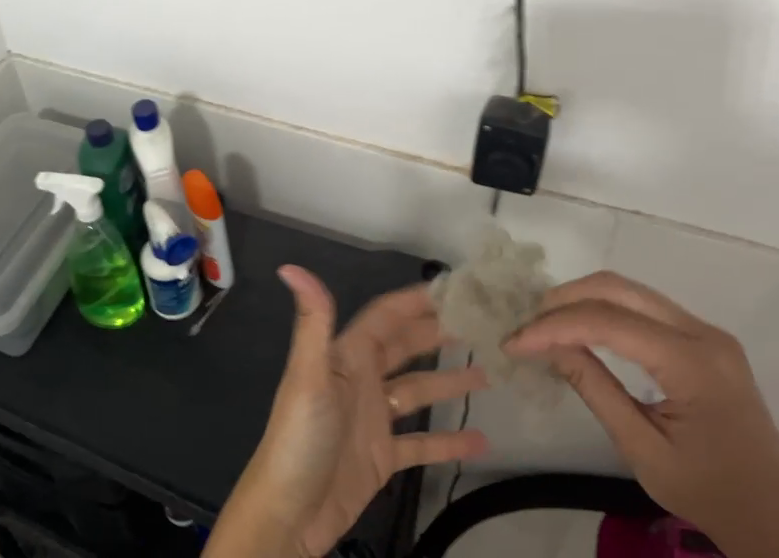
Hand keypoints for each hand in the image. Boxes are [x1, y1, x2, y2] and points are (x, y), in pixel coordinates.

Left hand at [208, 266, 489, 557]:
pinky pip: (422, 443)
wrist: (288, 512)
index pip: (385, 317)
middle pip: (405, 348)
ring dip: (449, 382)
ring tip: (490, 372)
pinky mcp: (381, 457)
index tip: (454, 287)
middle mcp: (360, 381)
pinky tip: (481, 441)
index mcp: (345, 357)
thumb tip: (292, 267)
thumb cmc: (299, 438)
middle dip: (438, 333)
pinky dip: (448, 441)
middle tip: (482, 324)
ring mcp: (372, 420)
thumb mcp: (308, 376)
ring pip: (417, 391)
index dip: (415, 301)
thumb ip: (312, 322)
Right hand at [505, 273, 778, 557]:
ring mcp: (707, 333)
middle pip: (619, 289)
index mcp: (694, 363)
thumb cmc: (708, 491)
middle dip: (564, 300)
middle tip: (525, 325)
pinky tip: (579, 328)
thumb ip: (594, 388)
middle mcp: (704, 334)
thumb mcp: (641, 447)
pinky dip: (605, 310)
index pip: (609, 323)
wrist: (773, 516)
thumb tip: (546, 346)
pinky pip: (645, 308)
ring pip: (630, 291)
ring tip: (543, 325)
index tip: (513, 343)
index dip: (554, 327)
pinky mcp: (704, 340)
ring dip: (582, 300)